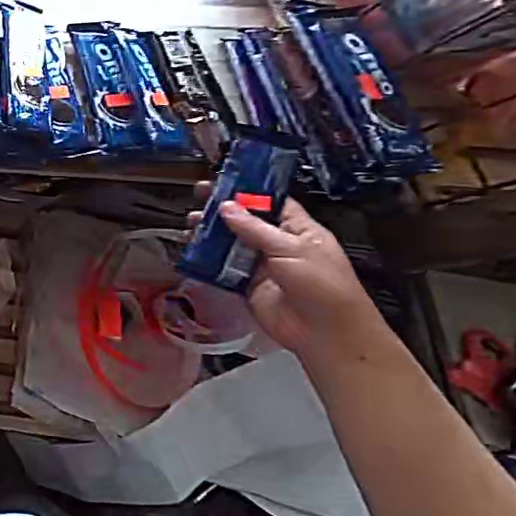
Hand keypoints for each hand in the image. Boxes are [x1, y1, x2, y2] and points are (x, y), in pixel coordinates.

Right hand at [188, 195, 379, 354]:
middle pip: (245, 221)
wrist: (324, 333)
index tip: (221, 182)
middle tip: (198, 198)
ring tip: (191, 223)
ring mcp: (260, 265)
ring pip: (230, 243)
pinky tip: (192, 250)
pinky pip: (222, 269)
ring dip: (210, 233)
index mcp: (298, 229)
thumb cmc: (322, 286)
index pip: (270, 202)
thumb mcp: (291, 250)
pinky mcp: (246, 285)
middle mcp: (277, 244)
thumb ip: (255, 229)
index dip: (247, 191)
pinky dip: (206, 261)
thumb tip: (226, 207)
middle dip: (221, 210)